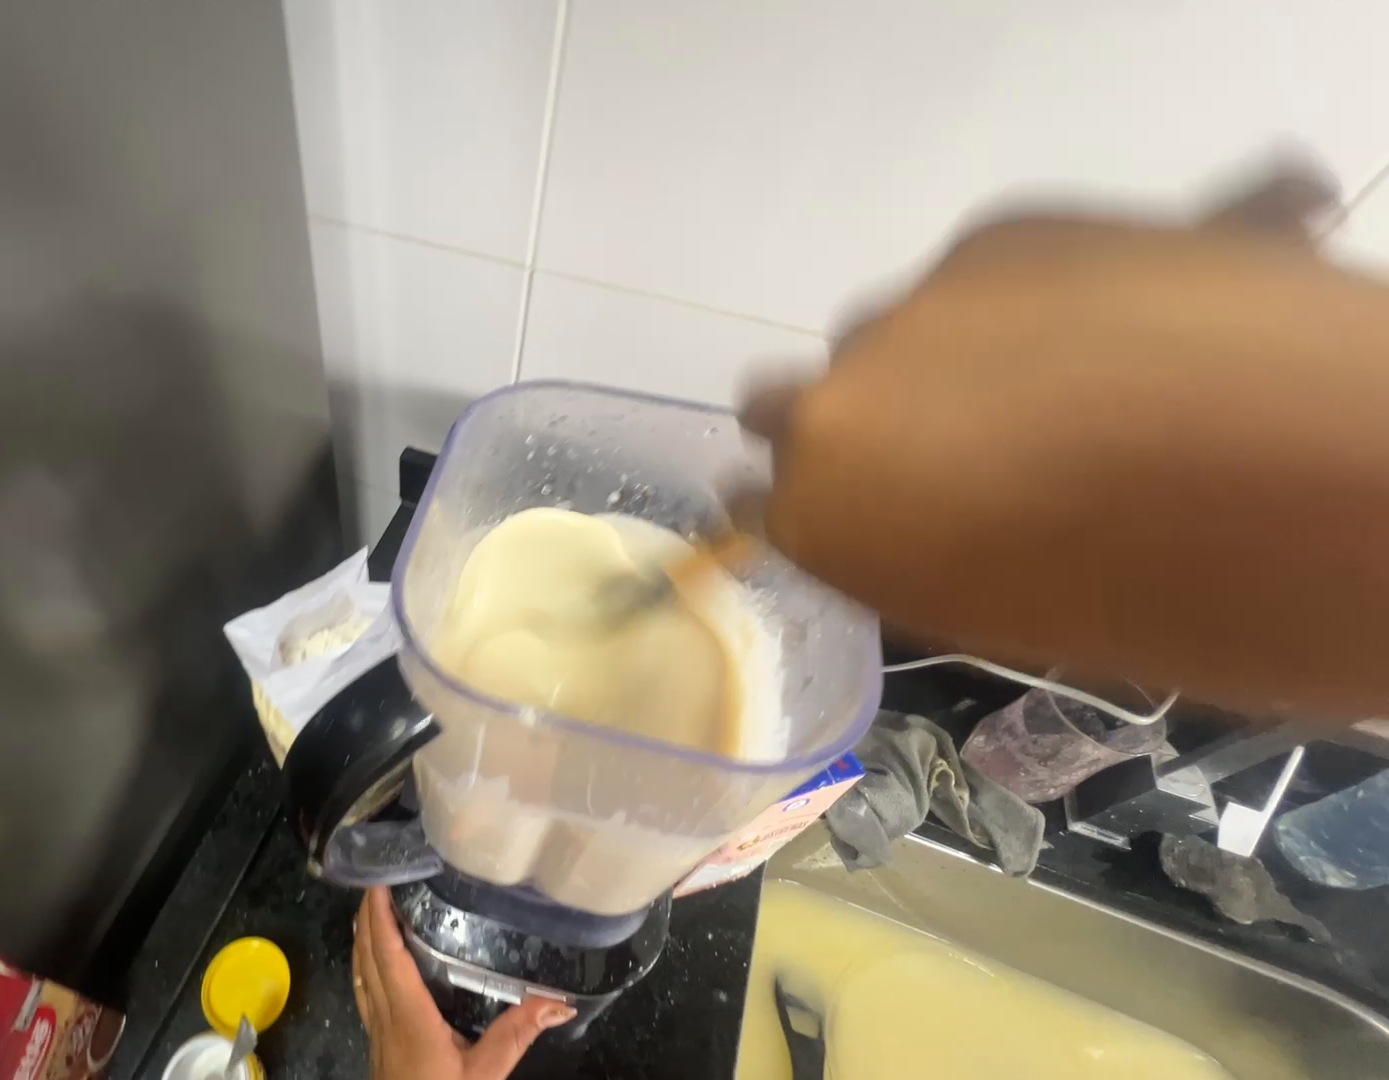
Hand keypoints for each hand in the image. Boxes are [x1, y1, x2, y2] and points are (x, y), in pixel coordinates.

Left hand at [352, 886, 574, 1079]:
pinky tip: (373, 961)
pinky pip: (363, 992)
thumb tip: (557, 1000)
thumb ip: (517, 1034)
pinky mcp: (376, 1045)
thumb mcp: (486, 1076)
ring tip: (371, 907)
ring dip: (362, 938)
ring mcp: (375, 1033)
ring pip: (360, 974)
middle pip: (366, 958)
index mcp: (408, 1017)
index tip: (379, 880)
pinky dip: (364, 964)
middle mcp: (384, 1018)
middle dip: (367, 916)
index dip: (379, 916)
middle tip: (376, 878)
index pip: (387, 955)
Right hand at [737, 166, 1388, 715]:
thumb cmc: (1144, 596)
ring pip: (876, 333)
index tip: (825, 489)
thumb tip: (885, 502)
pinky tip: (1099, 322)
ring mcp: (900, 320)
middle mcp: (825, 412)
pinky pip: (970, 272)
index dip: (785, 489)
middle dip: (836, 417)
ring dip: (925, 356)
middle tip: (931, 433)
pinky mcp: (994, 237)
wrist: (1330, 491)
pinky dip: (1010, 297)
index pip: (749, 492)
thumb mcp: (971, 602)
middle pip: (775, 400)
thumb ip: (888, 544)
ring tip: (1044, 374)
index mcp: (815, 518)